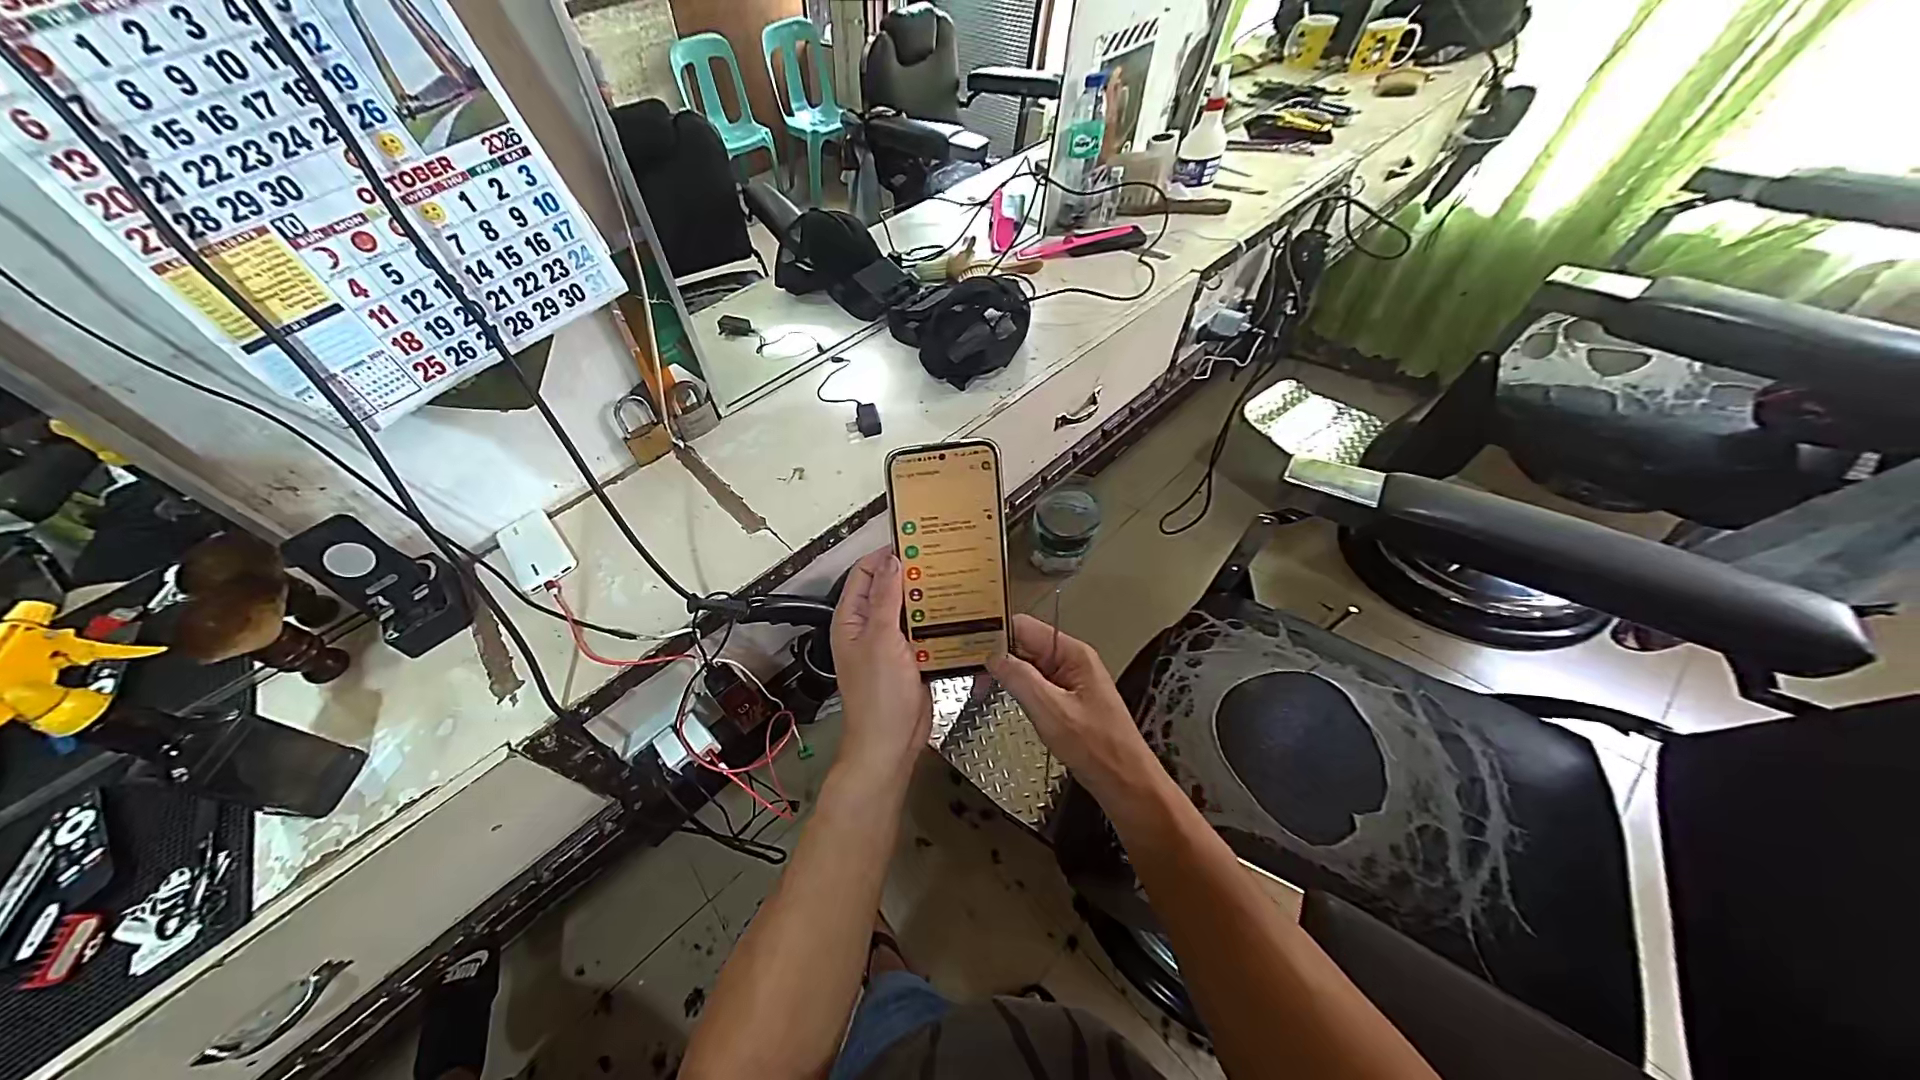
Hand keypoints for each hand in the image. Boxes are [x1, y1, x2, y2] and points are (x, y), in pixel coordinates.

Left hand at [829, 548, 931, 783]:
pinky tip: (954, 613)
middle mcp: (869, 628)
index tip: (912, 541)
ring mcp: (891, 644)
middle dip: (912, 574)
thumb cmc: (877, 700)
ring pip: (911, 609)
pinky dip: (938, 622)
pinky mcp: (911, 658)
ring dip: (927, 598)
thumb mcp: (881, 640)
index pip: (866, 574)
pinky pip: (925, 631)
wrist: (891, 742)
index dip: (886, 555)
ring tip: (950, 580)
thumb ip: (886, 599)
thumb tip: (892, 562)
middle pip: (890, 589)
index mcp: (852, 620)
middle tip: (938, 558)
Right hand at [986, 614, 1159, 800]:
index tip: (971, 645)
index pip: (1025, 627)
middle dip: (996, 656)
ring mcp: (1068, 681)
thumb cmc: (1101, 749)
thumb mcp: (1051, 711)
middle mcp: (1071, 662)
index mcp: (1073, 654)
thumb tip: (994, 657)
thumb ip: (1019, 678)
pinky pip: (1034, 684)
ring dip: (1004, 674)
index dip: (996, 634)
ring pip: (1026, 665)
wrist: (1124, 782)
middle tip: (972, 673)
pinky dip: (1016, 689)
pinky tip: (1004, 698)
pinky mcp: (1065, 699)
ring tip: (982, 687)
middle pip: (1024, 644)